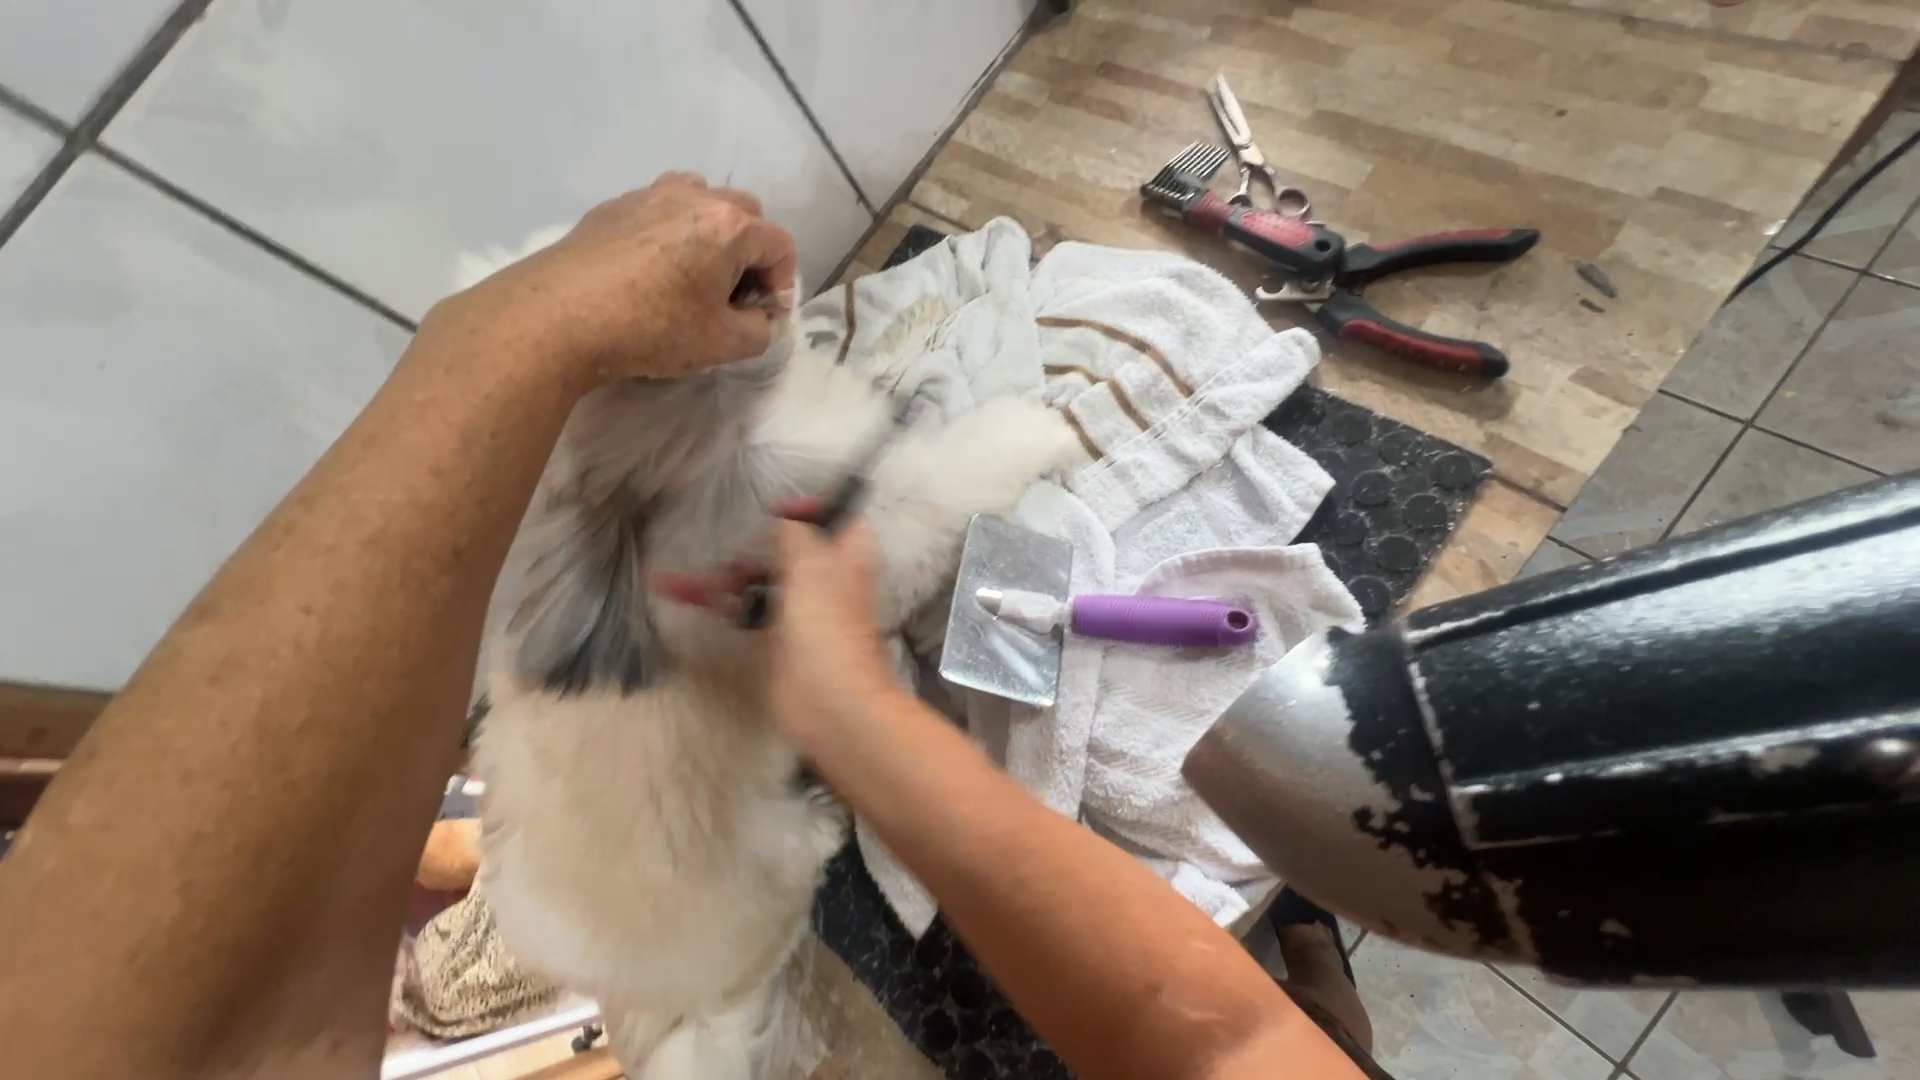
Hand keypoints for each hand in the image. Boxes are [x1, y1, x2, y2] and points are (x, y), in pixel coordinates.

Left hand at [438, 172, 797, 384]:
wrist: (560, 317)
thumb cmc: (654, 329)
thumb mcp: (725, 344)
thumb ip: (761, 330)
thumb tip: (760, 317)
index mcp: (730, 226)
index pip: (780, 245)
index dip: (783, 283)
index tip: (764, 315)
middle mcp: (694, 196)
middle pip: (746, 213)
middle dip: (752, 254)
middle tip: (735, 295)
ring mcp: (650, 195)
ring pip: (702, 200)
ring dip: (713, 234)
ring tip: (698, 275)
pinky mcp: (614, 206)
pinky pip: (662, 209)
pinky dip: (674, 233)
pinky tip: (654, 272)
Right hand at [655, 500, 898, 743]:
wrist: (829, 701)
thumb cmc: (826, 627)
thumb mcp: (813, 567)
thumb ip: (797, 536)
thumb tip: (786, 522)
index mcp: (847, 557)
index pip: (839, 519)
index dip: (812, 508)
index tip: (776, 510)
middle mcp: (826, 579)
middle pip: (791, 549)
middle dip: (756, 544)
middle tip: (731, 550)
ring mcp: (799, 609)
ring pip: (759, 579)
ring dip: (724, 573)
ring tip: (684, 576)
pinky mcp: (774, 638)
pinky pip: (742, 608)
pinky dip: (713, 599)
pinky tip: (674, 589)